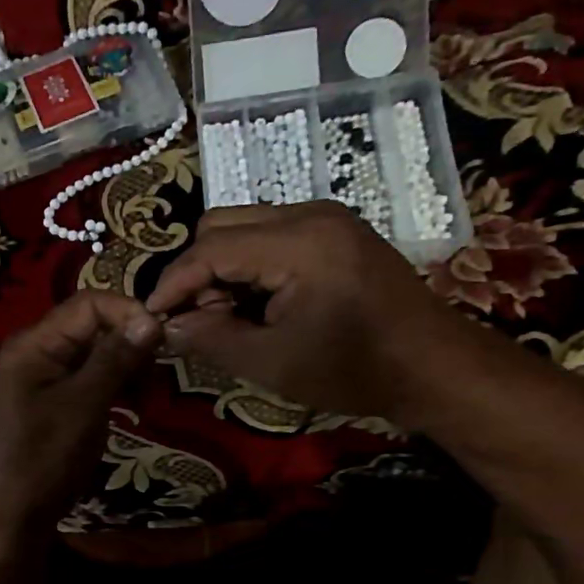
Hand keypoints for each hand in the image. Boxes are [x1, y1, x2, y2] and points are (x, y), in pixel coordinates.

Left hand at [0, 292, 162, 544]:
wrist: (7, 516)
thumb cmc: (42, 458)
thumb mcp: (83, 405)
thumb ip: (115, 359)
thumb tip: (151, 318)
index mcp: (35, 342)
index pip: (89, 302)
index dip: (128, 312)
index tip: (163, 341)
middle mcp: (35, 351)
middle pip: (91, 325)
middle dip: (129, 340)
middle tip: (157, 372)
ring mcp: (41, 379)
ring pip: (92, 354)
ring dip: (124, 365)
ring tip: (146, 392)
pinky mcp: (50, 403)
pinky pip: (85, 380)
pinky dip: (110, 386)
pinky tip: (130, 403)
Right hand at [147, 202, 453, 416]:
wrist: (432, 366)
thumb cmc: (352, 370)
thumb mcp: (271, 363)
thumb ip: (210, 339)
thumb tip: (167, 326)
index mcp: (298, 244)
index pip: (210, 248)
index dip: (172, 283)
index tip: (152, 317)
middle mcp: (310, 214)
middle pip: (220, 224)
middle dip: (196, 270)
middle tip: (198, 319)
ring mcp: (326, 218)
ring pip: (242, 225)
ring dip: (220, 267)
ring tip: (226, 314)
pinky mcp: (334, 230)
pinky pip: (270, 233)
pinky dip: (247, 263)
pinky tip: (256, 302)